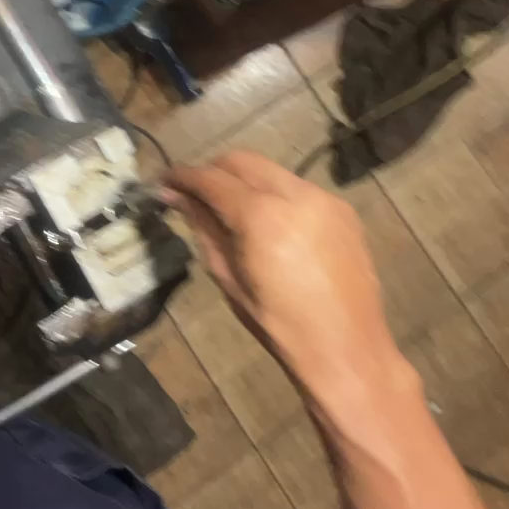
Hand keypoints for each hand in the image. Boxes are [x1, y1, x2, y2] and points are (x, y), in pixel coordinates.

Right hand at [160, 151, 396, 394]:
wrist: (345, 348)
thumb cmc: (274, 321)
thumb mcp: (226, 274)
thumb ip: (202, 225)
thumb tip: (173, 196)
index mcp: (261, 215)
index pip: (211, 178)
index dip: (182, 176)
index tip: (163, 182)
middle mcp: (295, 195)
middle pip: (241, 160)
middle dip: (212, 171)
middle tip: (193, 194)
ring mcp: (324, 199)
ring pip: (270, 170)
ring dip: (243, 180)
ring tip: (229, 208)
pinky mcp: (342, 210)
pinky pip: (296, 187)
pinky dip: (272, 193)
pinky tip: (266, 222)